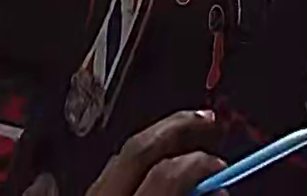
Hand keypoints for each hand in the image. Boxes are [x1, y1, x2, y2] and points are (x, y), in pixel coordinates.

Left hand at [87, 109, 225, 195]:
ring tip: (188, 132)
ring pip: (125, 149)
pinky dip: (140, 154)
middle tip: (209, 119)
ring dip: (160, 136)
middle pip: (140, 146)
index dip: (199, 164)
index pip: (166, 175)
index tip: (220, 165)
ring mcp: (90, 195)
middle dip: (179, 126)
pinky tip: (158, 156)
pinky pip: (113, 164)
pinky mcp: (85, 194)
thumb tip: (217, 189)